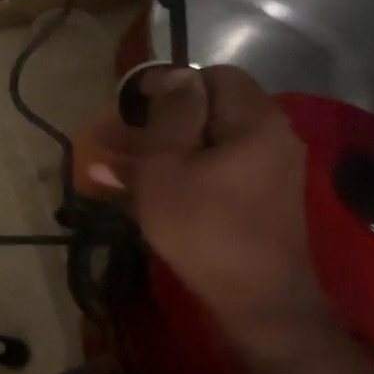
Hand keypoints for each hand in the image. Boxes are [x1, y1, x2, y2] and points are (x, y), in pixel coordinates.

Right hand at [106, 66, 323, 333]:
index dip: (170, 83)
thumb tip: (174, 75)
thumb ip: (170, 114)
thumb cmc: (202, 224)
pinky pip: (209, 170)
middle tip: (110, 133)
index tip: (130, 102)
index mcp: (254, 122)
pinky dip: (174, 172)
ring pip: (202, 144)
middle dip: (154, 120)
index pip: (214, 77)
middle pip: (207, 111)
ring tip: (105, 161)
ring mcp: (265, 172)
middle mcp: (269, 139)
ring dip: (155, 149)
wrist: (254, 298)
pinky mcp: (255, 200)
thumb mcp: (168, 164)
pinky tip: (129, 185)